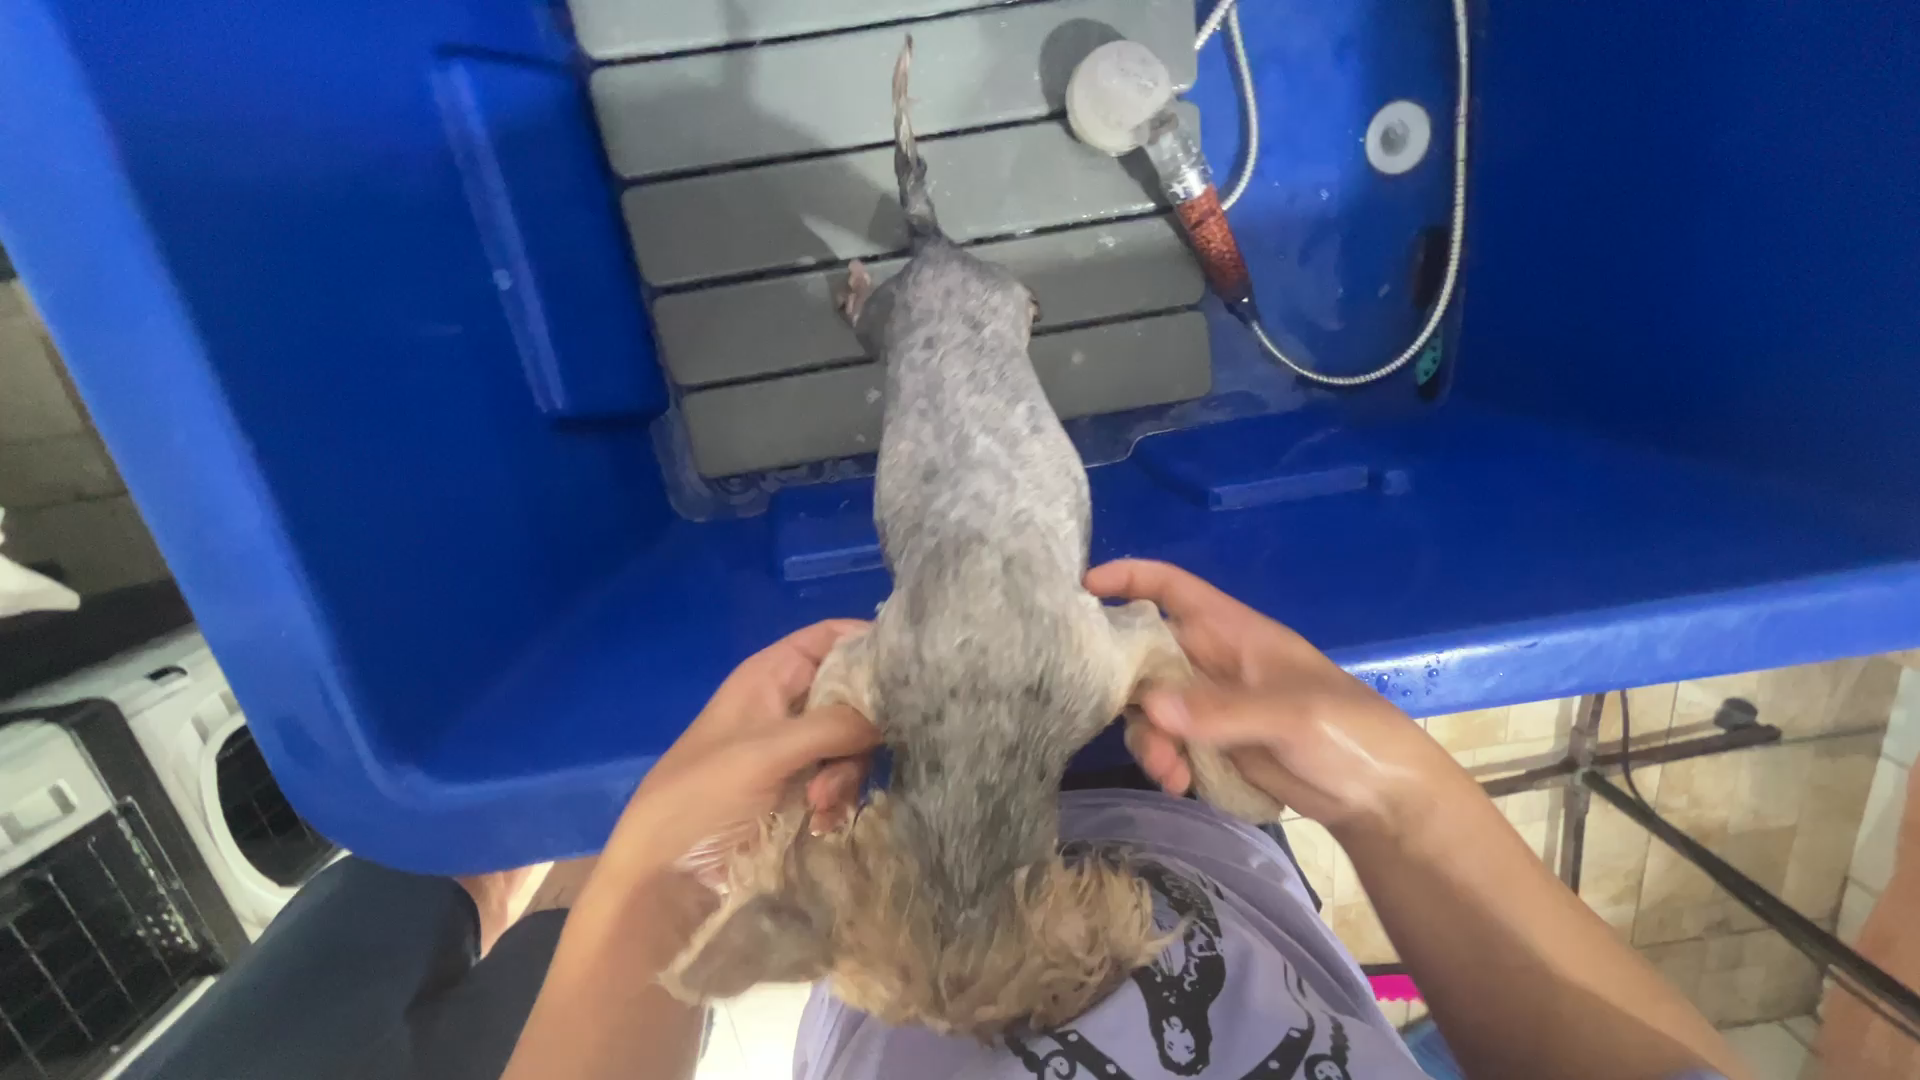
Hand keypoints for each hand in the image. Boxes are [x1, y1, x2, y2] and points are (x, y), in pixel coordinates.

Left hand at [608, 620, 880, 880]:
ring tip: (820, 802)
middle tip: (847, 760)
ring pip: (854, 741)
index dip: (870, 644)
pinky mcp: (803, 789)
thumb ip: (834, 725)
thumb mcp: (766, 751)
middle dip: (861, 726)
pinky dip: (840, 798)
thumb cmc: (703, 797)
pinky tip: (822, 820)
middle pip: (854, 692)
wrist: (664, 878)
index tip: (909, 672)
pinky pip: (844, 779)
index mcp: (772, 675)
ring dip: (847, 772)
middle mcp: (789, 704)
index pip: (833, 637)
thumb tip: (890, 718)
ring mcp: (797, 749)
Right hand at [1086, 559, 1474, 839]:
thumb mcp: (1290, 714)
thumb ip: (1221, 710)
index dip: (1129, 578)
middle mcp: (1210, 660)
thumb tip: (1149, 706)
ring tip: (1167, 771)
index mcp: (1231, 630)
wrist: (1380, 796)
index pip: (1171, 587)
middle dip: (1127, 686)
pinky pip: (1166, 741)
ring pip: (1149, 705)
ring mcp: (1208, 704)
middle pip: (1144, 653)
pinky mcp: (1210, 743)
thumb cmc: (1348, 730)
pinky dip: (1163, 760)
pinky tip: (1179, 783)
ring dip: (1147, 736)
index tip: (1084, 588)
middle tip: (1129, 720)